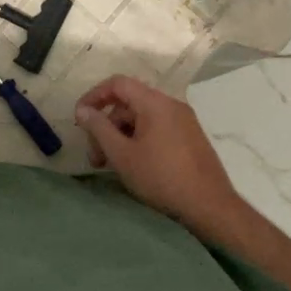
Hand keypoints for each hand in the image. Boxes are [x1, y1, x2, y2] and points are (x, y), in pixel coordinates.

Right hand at [75, 75, 239, 232]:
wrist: (211, 207)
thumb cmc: (161, 178)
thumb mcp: (122, 154)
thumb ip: (99, 128)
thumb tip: (83, 109)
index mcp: (155, 103)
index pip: (117, 84)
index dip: (94, 96)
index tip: (79, 118)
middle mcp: (171, 104)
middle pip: (129, 104)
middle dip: (107, 127)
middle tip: (96, 157)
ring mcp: (184, 121)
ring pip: (142, 118)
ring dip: (121, 136)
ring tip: (112, 166)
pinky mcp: (191, 137)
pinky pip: (157, 128)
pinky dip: (139, 140)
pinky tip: (134, 164)